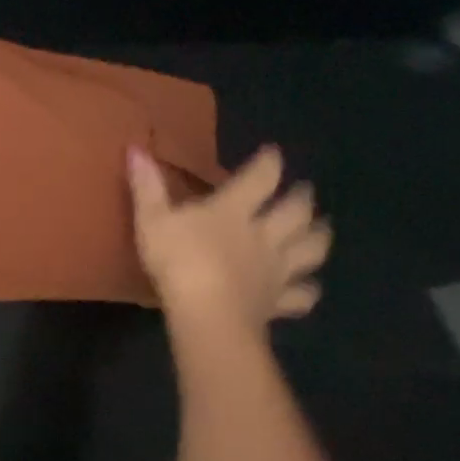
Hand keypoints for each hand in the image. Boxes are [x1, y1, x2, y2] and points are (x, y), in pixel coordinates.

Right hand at [128, 145, 331, 330]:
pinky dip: (309, 288)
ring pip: (310, 250)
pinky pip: (302, 294)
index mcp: (233, 212)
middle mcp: (264, 236)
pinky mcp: (279, 300)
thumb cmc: (177, 259)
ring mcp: (277, 270)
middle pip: (294, 213)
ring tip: (323, 227)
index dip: (269, 164)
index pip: (259, 180)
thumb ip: (147, 186)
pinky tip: (309, 286)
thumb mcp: (151, 218)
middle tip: (306, 190)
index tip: (274, 152)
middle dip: (302, 199)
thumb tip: (136, 148)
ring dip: (319, 236)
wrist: (207, 312)